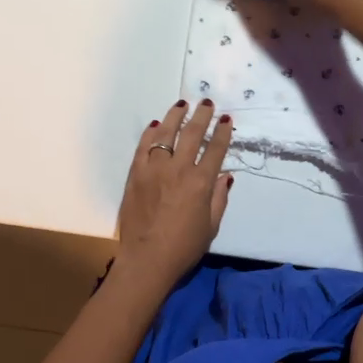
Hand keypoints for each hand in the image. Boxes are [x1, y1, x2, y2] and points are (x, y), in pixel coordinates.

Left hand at [112, 99, 234, 287]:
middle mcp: (179, 169)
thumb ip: (219, 198)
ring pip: (166, 134)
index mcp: (201, 182)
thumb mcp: (211, 226)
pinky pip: (143, 147)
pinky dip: (150, 133)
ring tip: (182, 104)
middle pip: (192, 134)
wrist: (147, 259)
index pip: (216, 150)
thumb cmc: (184, 247)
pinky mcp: (135, 174)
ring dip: (175, 116)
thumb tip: (225, 176)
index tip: (226, 120)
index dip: (223, 132)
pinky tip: (155, 125)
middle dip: (201, 116)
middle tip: (206, 103)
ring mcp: (154, 169)